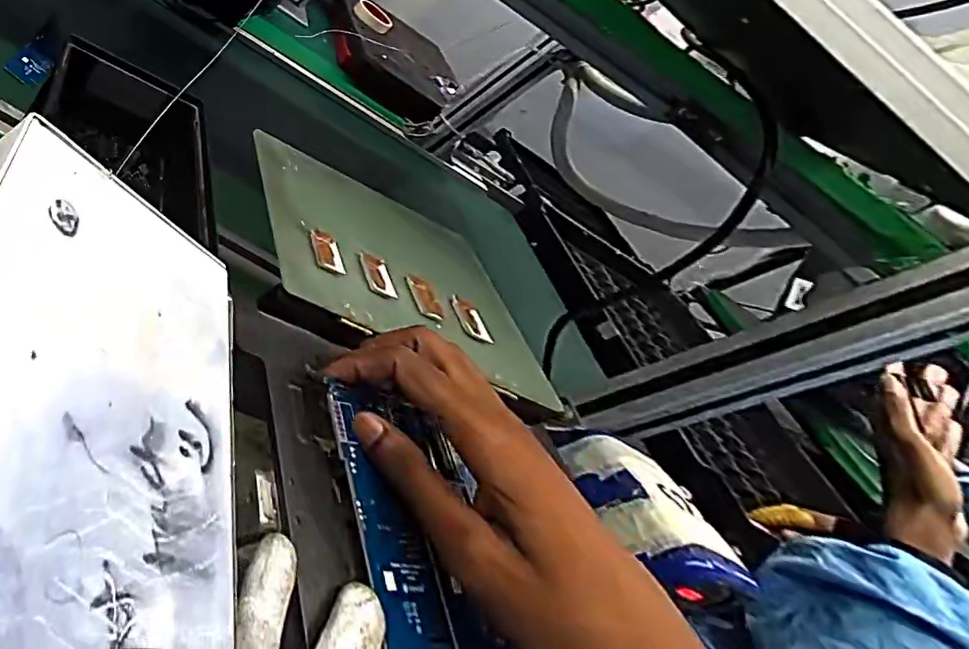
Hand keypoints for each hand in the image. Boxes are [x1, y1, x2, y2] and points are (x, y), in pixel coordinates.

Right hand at [324, 328, 697, 648]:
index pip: (414, 367)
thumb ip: (415, 481)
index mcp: (491, 440)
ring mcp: (514, 433)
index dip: (366, 362)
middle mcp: (505, 424)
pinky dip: (423, 386)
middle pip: (433, 347)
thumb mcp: (472, 553)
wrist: (634, 638)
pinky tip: (407, 414)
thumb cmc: (561, 606)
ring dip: (402, 362)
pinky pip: (460, 392)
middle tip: (347, 373)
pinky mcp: (517, 449)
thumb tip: (370, 428)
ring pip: (448, 363)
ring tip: (368, 387)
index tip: (334, 376)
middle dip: (382, 348)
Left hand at [875, 362, 967, 563]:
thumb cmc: (918, 485)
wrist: (932, 525)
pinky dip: (947, 431)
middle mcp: (902, 437)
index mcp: (890, 427)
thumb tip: (887, 378)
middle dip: (924, 389)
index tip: (908, 363)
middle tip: (937, 372)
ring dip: (937, 406)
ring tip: (948, 390)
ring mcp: (921, 453)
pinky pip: (942, 443)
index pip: (894, 395)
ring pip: (928, 422)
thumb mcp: (906, 440)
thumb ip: (895, 409)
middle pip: (913, 406)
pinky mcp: (938, 470)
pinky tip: (952, 424)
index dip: (901, 379)